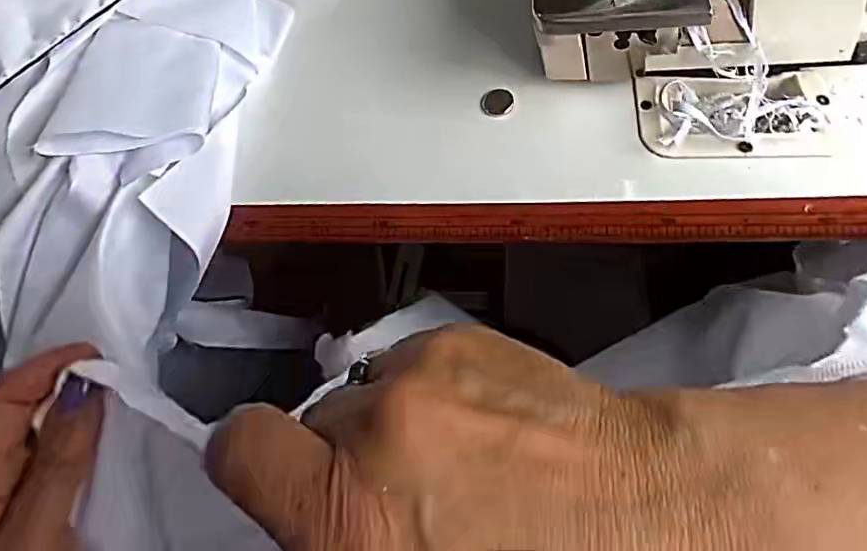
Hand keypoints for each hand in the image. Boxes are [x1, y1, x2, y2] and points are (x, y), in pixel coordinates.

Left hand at [0, 343, 105, 550]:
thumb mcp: (33, 538)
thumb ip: (56, 463)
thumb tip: (82, 385)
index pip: (1, 399)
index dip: (51, 364)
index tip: (104, 353)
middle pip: (14, 413)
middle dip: (64, 379)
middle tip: (118, 367)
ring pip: (31, 436)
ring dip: (74, 406)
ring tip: (118, 395)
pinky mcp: (19, 527)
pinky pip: (46, 462)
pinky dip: (78, 437)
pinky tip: (102, 443)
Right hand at [205, 325, 730, 550]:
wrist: (624, 497)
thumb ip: (344, 532)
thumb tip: (315, 516)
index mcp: (350, 507)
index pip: (242, 447)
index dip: (245, 460)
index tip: (267, 475)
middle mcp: (379, 420)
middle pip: (312, 422)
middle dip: (337, 456)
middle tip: (388, 492)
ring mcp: (426, 366)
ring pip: (365, 386)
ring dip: (386, 417)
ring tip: (441, 455)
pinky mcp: (466, 335)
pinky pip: (413, 361)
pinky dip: (426, 387)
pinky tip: (472, 421)